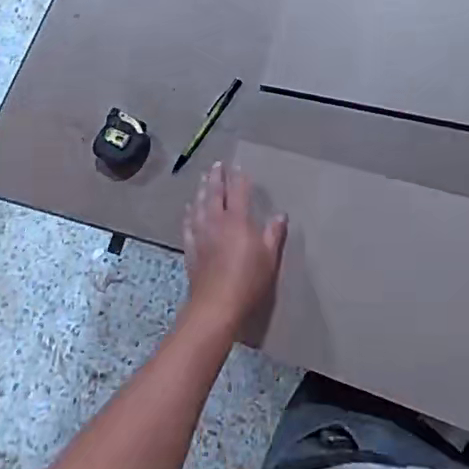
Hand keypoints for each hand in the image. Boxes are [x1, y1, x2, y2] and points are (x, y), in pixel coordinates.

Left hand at [181, 162, 287, 336]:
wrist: (216, 304)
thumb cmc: (248, 280)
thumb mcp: (269, 258)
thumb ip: (273, 233)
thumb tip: (281, 214)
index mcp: (237, 220)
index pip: (238, 191)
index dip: (238, 178)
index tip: (237, 166)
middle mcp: (216, 220)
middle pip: (215, 193)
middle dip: (216, 177)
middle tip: (216, 164)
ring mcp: (200, 233)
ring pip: (199, 204)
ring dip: (202, 189)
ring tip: (203, 179)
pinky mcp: (190, 247)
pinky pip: (188, 224)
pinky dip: (189, 213)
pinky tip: (189, 209)